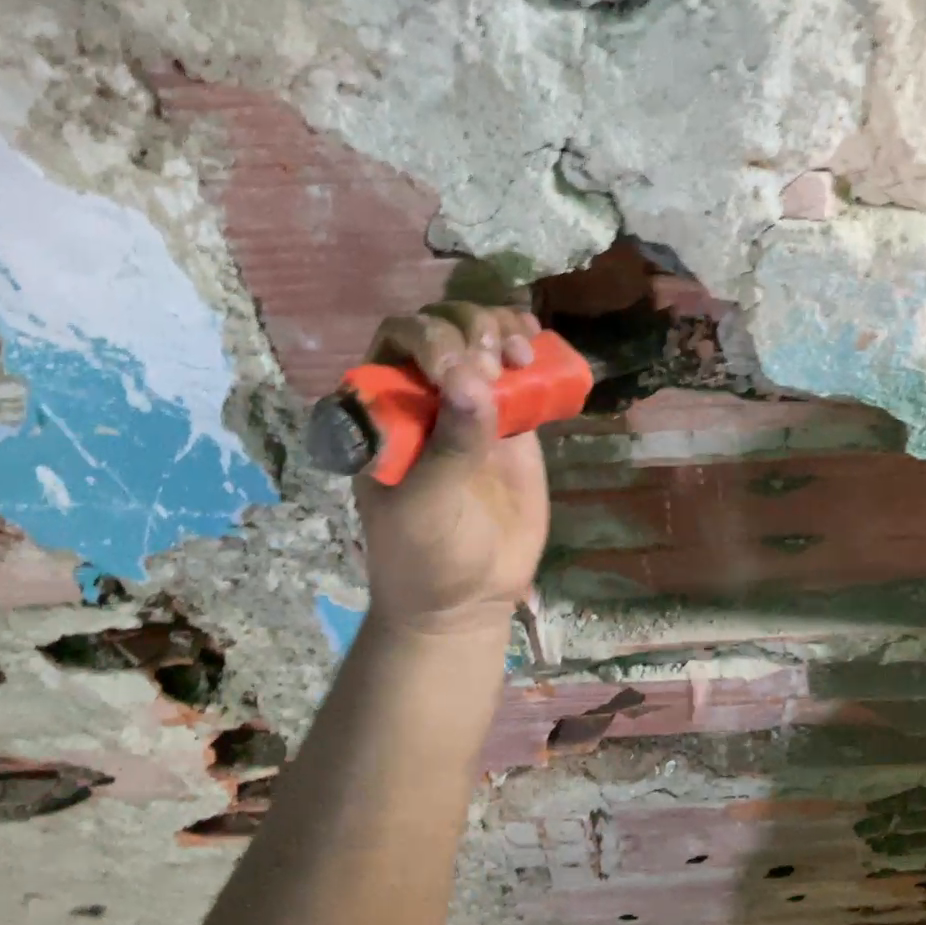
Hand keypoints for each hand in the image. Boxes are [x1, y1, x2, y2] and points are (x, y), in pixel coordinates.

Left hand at [352, 302, 549, 632]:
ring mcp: (471, 407)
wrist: (469, 597)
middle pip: (444, 328)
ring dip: (502, 331)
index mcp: (386, 409)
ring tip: (522, 355)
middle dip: (471, 331)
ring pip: (483, 340)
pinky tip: (540, 352)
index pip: (399, 342)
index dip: (429, 340)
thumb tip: (477, 380)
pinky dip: (532, 352)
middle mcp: (426, 396)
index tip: (458, 372)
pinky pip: (521, 376)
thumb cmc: (425, 555)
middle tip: (496, 365)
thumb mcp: (425, 505)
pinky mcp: (512, 424)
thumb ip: (449, 445)